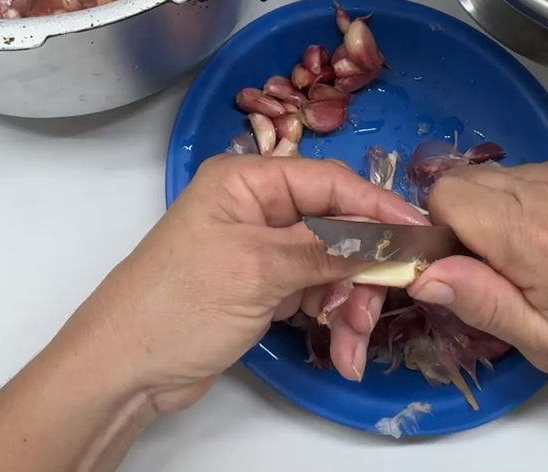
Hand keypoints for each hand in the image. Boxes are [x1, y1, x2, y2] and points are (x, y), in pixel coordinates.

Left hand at [56, 154, 425, 412]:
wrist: (126, 367)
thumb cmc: (180, 304)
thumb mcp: (257, 270)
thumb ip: (324, 248)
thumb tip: (386, 236)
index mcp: (247, 180)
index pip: (327, 181)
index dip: (377, 205)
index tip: (421, 232)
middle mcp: (256, 206)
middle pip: (334, 226)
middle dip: (359, 272)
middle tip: (370, 314)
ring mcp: (260, 248)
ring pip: (330, 264)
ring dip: (346, 305)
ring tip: (347, 346)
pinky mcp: (262, 285)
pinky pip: (313, 292)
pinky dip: (329, 319)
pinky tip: (337, 350)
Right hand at [408, 157, 547, 406]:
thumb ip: (480, 302)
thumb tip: (422, 274)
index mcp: (539, 239)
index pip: (445, 198)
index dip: (441, 233)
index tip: (463, 267)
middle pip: (463, 181)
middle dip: (462, 220)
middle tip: (499, 268)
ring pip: (494, 176)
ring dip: (494, 209)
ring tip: (535, 255)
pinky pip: (527, 173)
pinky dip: (525, 199)